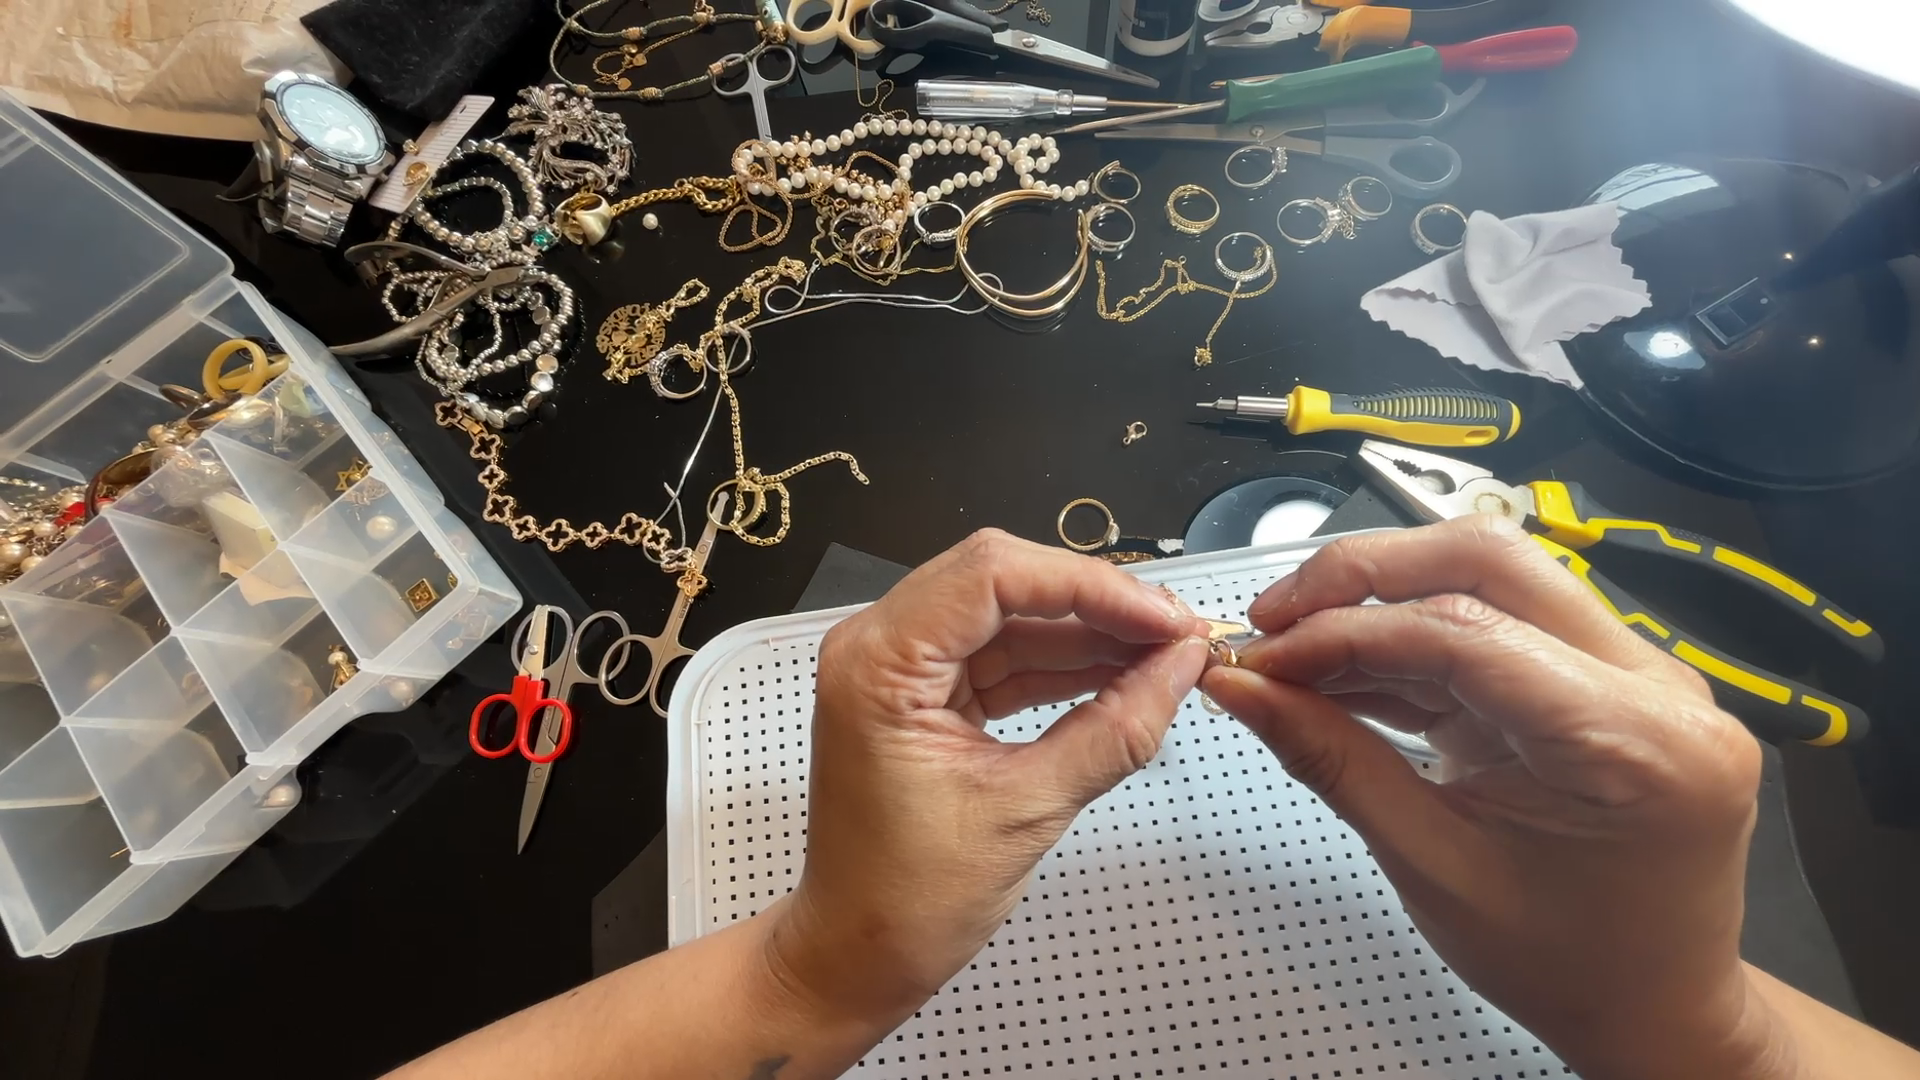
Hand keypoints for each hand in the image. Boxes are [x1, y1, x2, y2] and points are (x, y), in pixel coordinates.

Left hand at [768, 530, 1211, 1028]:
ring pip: (1010, 615)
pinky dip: (1063, 662)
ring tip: (1162, 652)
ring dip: (1088, 631)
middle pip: (1002, 581)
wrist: (857, 952)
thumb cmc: (907, 900)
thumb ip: (1115, 730)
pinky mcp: (926, 689)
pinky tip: (1121, 671)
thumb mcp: (1027, 811)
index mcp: (878, 662)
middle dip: (1094, 601)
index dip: (1089, 586)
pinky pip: (1004, 654)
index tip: (1160, 618)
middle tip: (1172, 630)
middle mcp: (879, 645)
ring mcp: (901, 664)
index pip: (992, 575)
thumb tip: (1179, 669)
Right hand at [1202, 517, 1768, 1079]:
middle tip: (1275, 615)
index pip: (1461, 632)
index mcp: (1636, 743)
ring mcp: (1619, 668)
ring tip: (1290, 644)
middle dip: (1360, 573)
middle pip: (1484, 559)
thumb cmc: (1559, 957)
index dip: (1341, 633)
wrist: (1650, 1002)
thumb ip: (1326, 757)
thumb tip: (1237, 688)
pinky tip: (1329, 669)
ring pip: (1475, 572)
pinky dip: (1387, 636)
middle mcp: (1647, 682)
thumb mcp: (1425, 861)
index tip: (1260, 656)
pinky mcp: (1576, 673)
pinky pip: (1469, 621)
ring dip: (1368, 596)